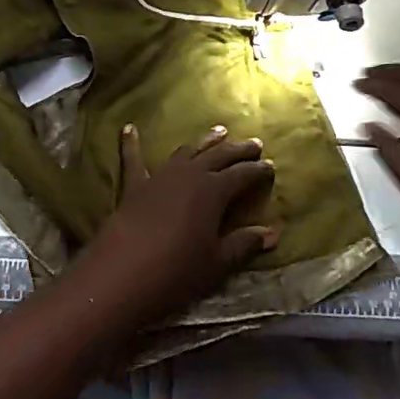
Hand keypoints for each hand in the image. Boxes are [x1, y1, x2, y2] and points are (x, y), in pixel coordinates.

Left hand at [69, 125, 279, 328]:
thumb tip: (273, 232)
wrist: (126, 271)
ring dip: (203, 141)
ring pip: (187, 151)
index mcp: (214, 191)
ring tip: (219, 132)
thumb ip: (244, 243)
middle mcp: (189, 175)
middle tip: (254, 142)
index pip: (242, 175)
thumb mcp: (217, 262)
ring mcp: (161, 176)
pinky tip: (129, 128)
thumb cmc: (179, 271)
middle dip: (238, 149)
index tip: (270, 165)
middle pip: (218, 156)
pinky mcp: (135, 184)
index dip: (257, 170)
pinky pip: (133, 158)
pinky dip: (131, 143)